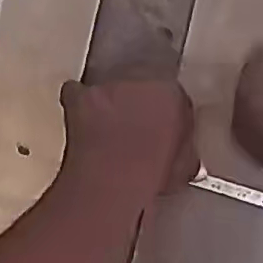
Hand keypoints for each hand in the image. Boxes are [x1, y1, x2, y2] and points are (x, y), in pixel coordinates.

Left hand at [59, 78, 198, 194]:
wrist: (117, 181)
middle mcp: (142, 80)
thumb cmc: (153, 175)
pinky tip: (83, 123)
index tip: (162, 128)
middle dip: (138, 103)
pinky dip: (78, 104)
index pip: (173, 96)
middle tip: (136, 130)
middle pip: (141, 85)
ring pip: (110, 87)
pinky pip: (77, 93)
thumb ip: (184, 150)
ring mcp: (109, 86)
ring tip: (110, 131)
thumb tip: (182, 154)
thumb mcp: (184, 167)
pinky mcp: (81, 95)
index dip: (166, 114)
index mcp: (173, 95)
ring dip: (110, 103)